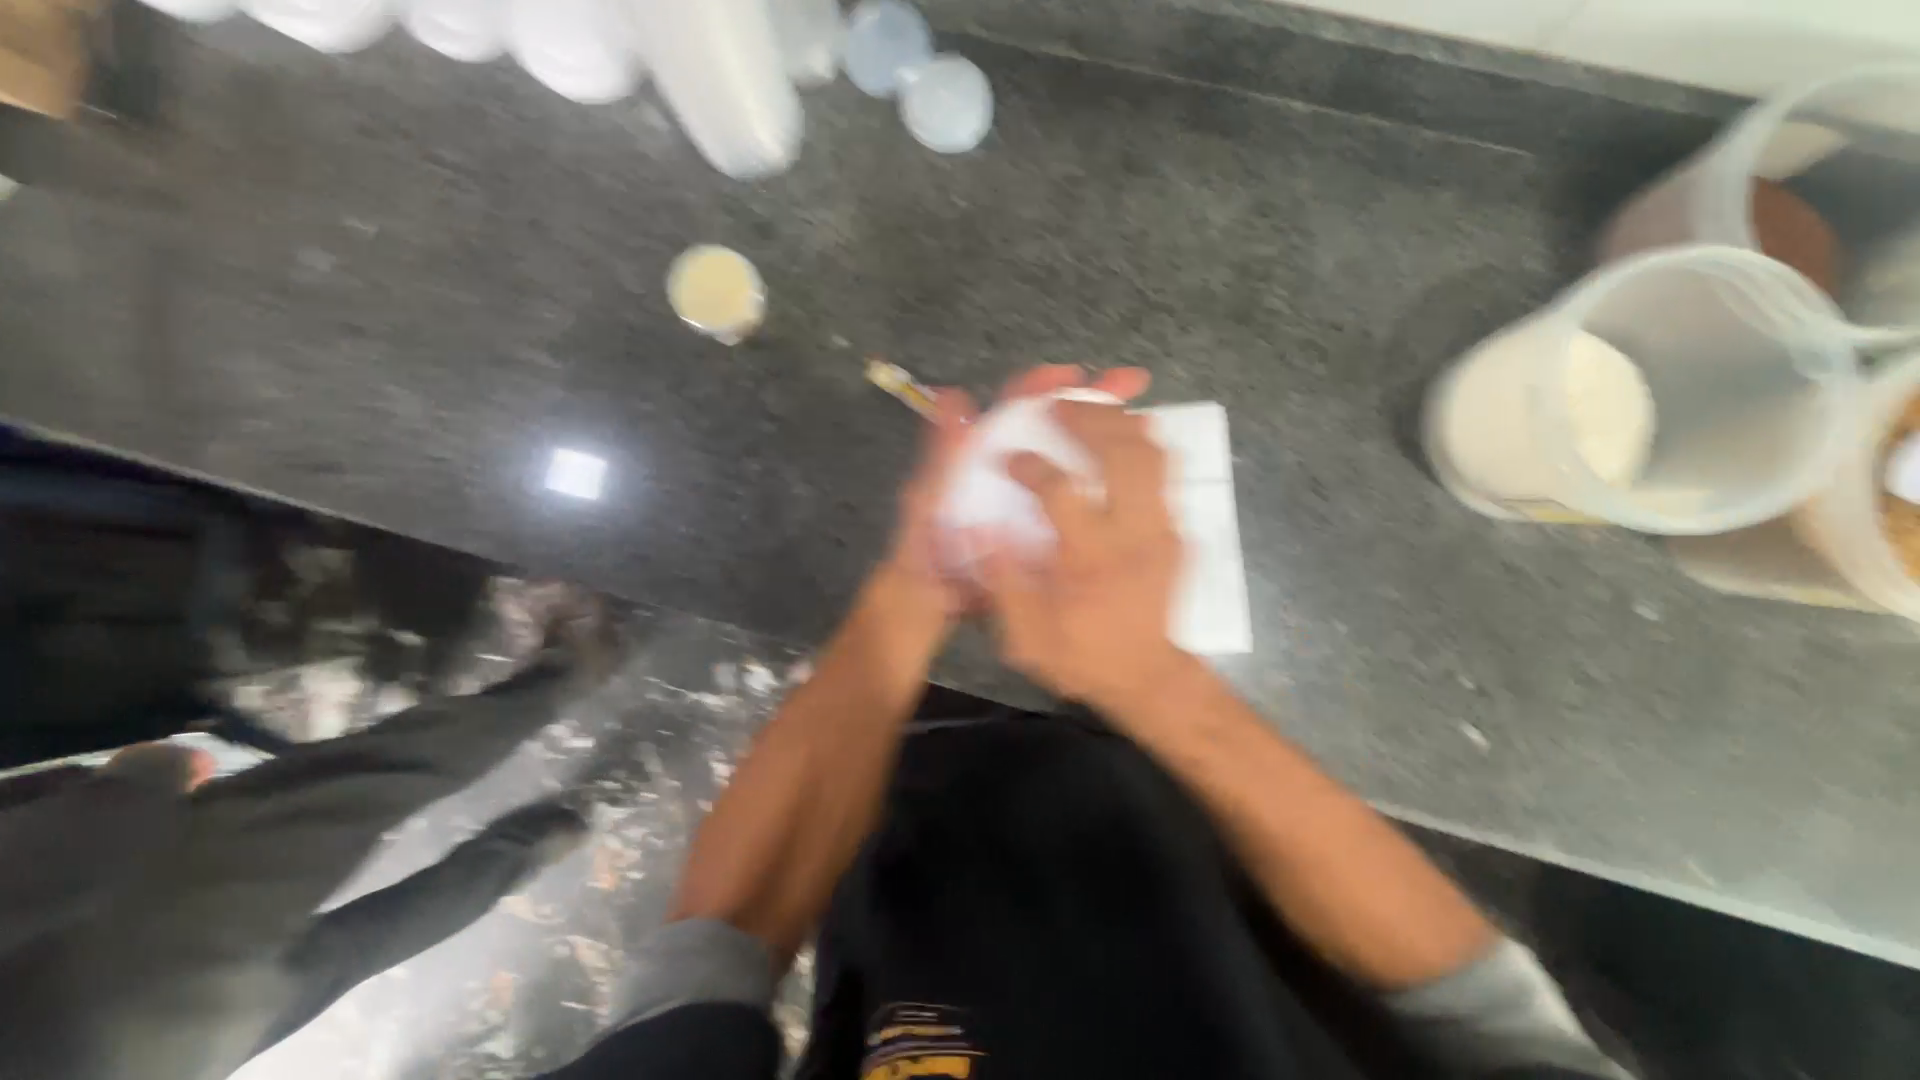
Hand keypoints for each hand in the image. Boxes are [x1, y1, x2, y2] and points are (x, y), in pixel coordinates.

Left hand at [874, 365, 1150, 623]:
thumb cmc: (923, 547)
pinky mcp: (1042, 529)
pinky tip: (1133, 485)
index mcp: (982, 455)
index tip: (1075, 377)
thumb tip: (956, 396)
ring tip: (1144, 424)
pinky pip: (1075, 505)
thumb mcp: (928, 499)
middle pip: (1054, 427)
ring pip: (1070, 462)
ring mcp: (1029, 500)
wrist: (931, 605)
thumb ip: (943, 454)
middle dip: (1091, 403)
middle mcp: (1011, 469)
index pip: (1017, 409)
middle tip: (1131, 386)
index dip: (1044, 387)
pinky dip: (1102, 490)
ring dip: (1105, 440)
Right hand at [979, 399, 1189, 713]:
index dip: (1031, 466)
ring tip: (1090, 412)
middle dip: (1087, 419)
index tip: (1011, 460)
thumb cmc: (1082, 657)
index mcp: (1091, 558)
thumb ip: (1005, 582)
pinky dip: (1143, 444)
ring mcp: (1164, 528)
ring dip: (1120, 423)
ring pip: (1153, 453)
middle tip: (1057, 407)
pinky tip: (1119, 437)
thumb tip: (985, 529)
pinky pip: (1167, 470)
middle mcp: (1134, 534)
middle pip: (1122, 452)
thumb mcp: (1027, 638)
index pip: (1061, 489)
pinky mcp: (1178, 531)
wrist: (1148, 678)